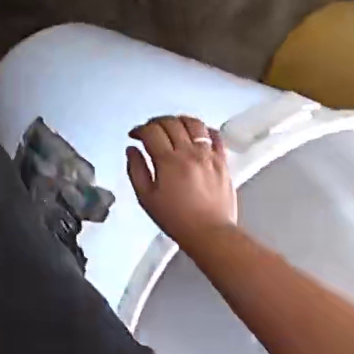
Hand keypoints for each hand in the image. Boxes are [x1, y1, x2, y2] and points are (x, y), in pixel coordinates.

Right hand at [127, 115, 238, 245]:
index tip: (135, 135)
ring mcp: (208, 156)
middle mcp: (189, 154)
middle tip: (149, 130)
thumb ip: (136, 170)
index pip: (151, 132)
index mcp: (168, 162)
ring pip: (193, 123)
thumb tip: (132, 151)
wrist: (210, 233)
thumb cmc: (178, 220)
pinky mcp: (222, 161)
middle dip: (155, 122)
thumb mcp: (146, 198)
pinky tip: (197, 134)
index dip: (139, 130)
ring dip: (179, 120)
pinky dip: (204, 129)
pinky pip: (215, 135)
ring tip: (171, 126)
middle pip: (170, 123)